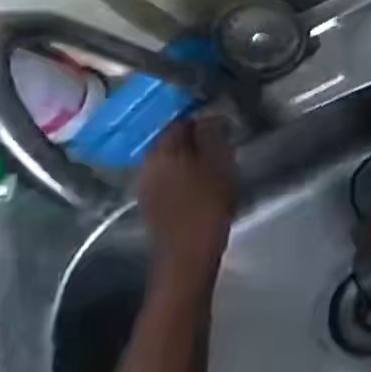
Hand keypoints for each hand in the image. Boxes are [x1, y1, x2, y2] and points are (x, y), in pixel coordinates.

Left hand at [139, 115, 238, 288]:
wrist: (187, 256)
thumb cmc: (208, 204)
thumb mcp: (220, 162)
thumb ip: (213, 134)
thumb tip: (210, 115)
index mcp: (162, 150)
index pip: (180, 121)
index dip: (204, 120)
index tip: (224, 129)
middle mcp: (147, 164)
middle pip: (172, 142)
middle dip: (195, 141)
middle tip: (223, 148)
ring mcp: (145, 187)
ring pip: (170, 163)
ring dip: (190, 161)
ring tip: (215, 168)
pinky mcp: (150, 207)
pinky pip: (168, 181)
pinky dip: (184, 178)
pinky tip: (201, 188)